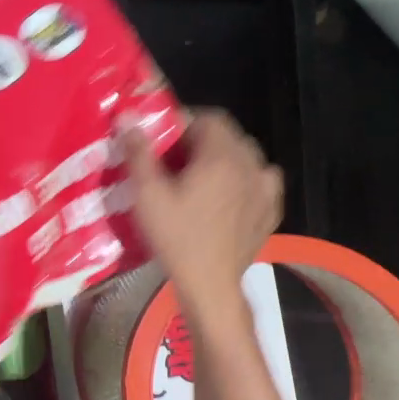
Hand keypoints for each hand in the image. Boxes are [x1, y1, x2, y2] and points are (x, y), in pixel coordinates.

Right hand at [121, 110, 282, 316]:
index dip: (184, 119)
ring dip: (223, 155)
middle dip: (201, 137)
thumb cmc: (174, 235)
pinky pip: (261, 179)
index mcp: (220, 158)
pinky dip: (244, 176)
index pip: (211, 118)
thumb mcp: (146, 193)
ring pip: (246, 156)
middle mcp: (249, 167)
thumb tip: (128, 117)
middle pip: (230, 135)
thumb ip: (138, 152)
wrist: (210, 282)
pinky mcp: (270, 210)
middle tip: (172, 154)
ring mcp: (265, 190)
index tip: (160, 134)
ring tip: (197, 172)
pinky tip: (226, 191)